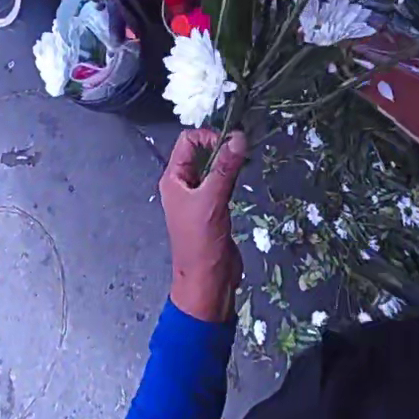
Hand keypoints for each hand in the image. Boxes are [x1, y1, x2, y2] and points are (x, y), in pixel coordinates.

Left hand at [159, 130, 246, 322]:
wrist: (208, 281)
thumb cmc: (202, 241)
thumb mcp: (212, 200)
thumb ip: (225, 167)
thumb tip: (239, 137)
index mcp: (174, 179)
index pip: (187, 142)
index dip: (208, 137)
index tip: (231, 144)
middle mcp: (183, 184)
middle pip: (201, 152)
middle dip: (221, 147)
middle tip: (242, 152)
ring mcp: (198, 196)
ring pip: (213, 167)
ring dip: (228, 162)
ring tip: (245, 164)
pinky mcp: (213, 207)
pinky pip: (221, 182)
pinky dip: (232, 176)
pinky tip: (243, 180)